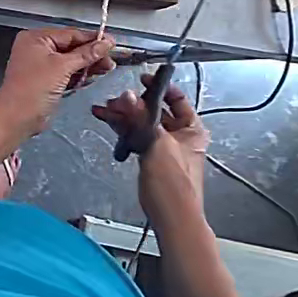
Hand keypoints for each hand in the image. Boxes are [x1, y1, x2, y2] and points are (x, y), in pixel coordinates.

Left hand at [0, 27, 115, 135]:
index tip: (113, 42)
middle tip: (112, 60)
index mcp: (36, 38)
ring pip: (70, 61)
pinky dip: (79, 75)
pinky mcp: (46, 81)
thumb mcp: (62, 67)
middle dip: (92, 54)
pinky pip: (66, 73)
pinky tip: (94, 76)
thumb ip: (86, 54)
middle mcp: (37, 48)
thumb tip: (107, 42)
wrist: (17, 117)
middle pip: (71, 47)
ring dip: (88, 65)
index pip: (70, 34)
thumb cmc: (36, 87)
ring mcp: (41, 65)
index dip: (92, 38)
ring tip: (108, 68)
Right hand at [92, 74, 208, 212]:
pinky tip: (108, 121)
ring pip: (142, 123)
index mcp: (192, 129)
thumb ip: (140, 118)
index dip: (160, 86)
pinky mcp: (152, 158)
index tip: (142, 79)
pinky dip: (123, 129)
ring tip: (105, 109)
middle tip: (116, 99)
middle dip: (133, 104)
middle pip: (156, 111)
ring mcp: (165, 147)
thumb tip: (127, 96)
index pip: (177, 98)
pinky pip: (136, 136)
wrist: (172, 218)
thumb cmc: (174, 185)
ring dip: (124, 115)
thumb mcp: (156, 144)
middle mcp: (180, 136)